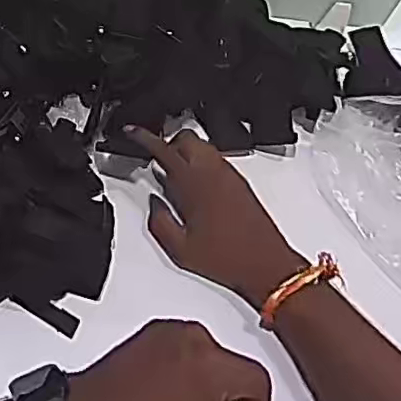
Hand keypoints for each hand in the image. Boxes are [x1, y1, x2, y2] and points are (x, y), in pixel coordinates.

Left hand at [69, 320, 295, 400]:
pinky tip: (165, 395)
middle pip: (234, 368)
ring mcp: (167, 330)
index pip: (260, 381)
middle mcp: (190, 336)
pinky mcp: (150, 331)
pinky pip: (184, 347)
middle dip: (228, 399)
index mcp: (210, 361)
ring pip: (209, 357)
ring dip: (205, 384)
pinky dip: (182, 369)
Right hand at [130, 127, 308, 306]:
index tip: (132, 132)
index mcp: (193, 183)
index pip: (163, 148)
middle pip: (185, 137)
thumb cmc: (228, 259)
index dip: (143, 136)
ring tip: (175, 175)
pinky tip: (195, 187)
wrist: (269, 268)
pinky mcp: (241, 183)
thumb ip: (158, 220)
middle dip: (167, 143)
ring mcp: (229, 176)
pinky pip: (216, 160)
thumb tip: (154, 203)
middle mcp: (213, 172)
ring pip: (202, 146)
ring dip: (185, 153)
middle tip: (156, 160)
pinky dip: (201, 163)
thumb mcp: (179, 248)